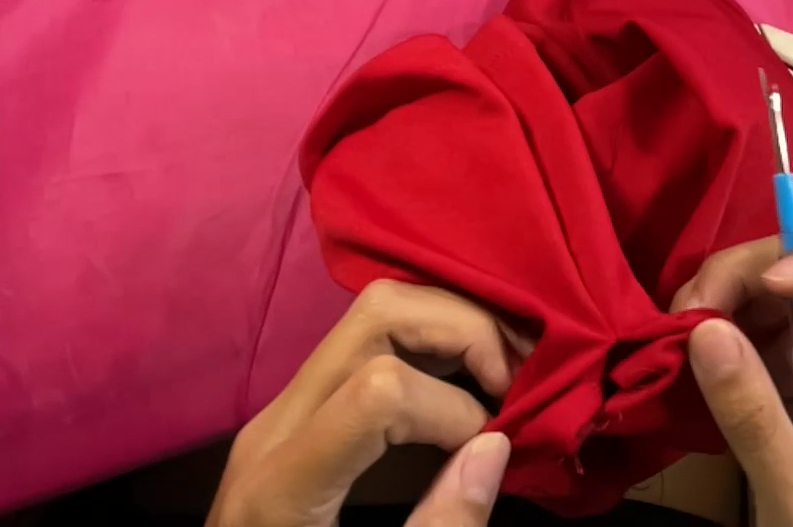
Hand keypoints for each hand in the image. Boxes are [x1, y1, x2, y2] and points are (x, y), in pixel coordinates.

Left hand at [208, 280, 529, 526]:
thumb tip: (497, 444)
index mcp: (280, 484)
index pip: (379, 390)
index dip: (453, 409)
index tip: (490, 447)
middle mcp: (278, 420)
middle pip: (379, 314)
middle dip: (465, 330)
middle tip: (515, 378)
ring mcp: (288, 402)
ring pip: (379, 307)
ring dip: (455, 323)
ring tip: (502, 368)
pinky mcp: (306, 402)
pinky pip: (376, 333)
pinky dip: (436, 334)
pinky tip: (470, 370)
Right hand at [672, 237, 792, 526]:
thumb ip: (756, 420)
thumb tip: (703, 328)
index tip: (770, 284)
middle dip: (754, 270)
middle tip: (695, 302)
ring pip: (778, 288)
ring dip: (725, 287)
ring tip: (680, 317)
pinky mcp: (781, 375)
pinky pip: (750, 321)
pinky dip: (714, 316)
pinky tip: (683, 333)